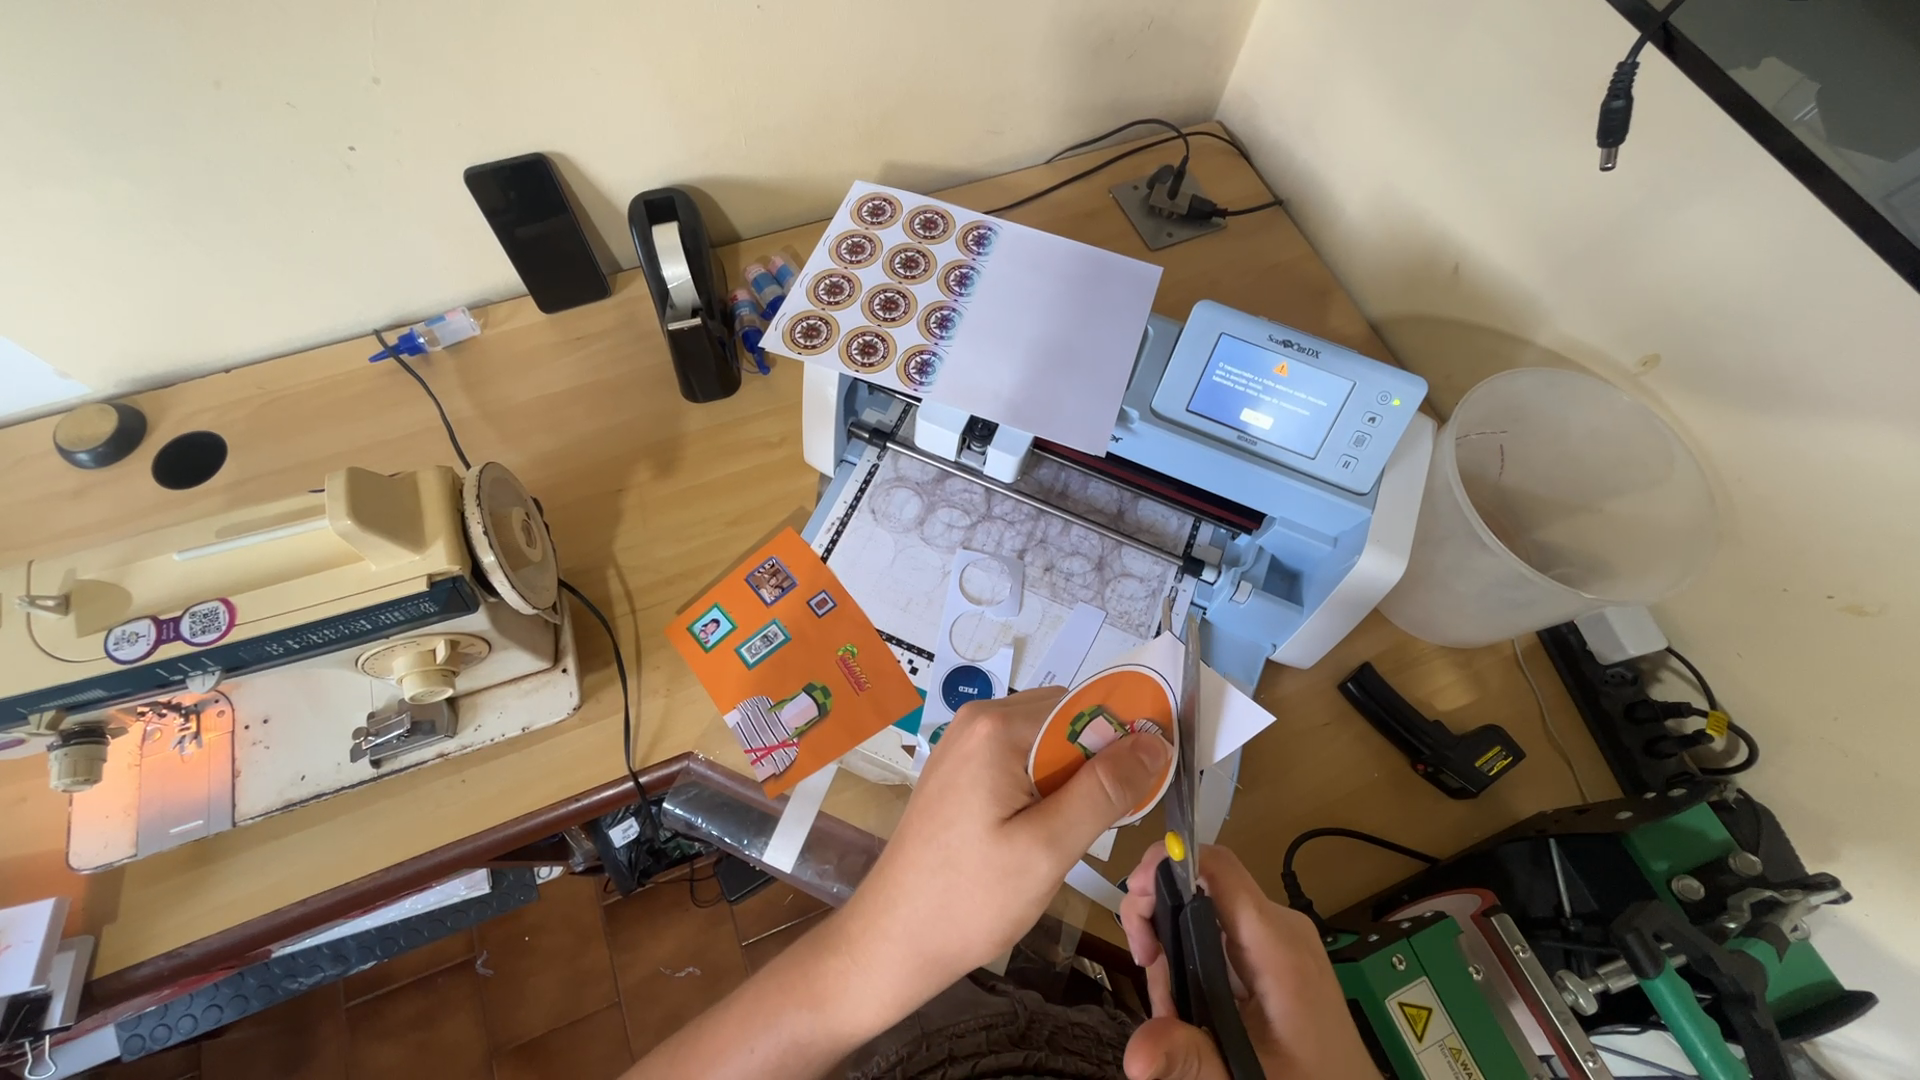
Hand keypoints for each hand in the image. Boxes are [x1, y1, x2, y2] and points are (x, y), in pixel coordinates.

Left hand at [838, 687, 1170, 1008]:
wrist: (893, 938)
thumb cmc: (969, 899)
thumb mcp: (1049, 847)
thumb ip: (1105, 790)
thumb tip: (1156, 742)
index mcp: (998, 726)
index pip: (1086, 707)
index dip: (1125, 740)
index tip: (1149, 785)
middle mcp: (979, 719)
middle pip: (1067, 720)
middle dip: (1096, 762)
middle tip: (1104, 822)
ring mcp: (965, 742)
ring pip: (1047, 741)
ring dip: (1072, 778)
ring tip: (1068, 834)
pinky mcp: (961, 768)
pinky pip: (1021, 758)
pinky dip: (1044, 786)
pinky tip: (1041, 830)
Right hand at [1119, 843, 1376, 1079]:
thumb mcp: (1247, 1078)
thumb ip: (1191, 1059)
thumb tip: (1135, 1051)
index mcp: (1278, 946)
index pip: (1217, 866)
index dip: (1167, 861)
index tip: (1134, 898)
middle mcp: (1280, 928)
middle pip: (1200, 887)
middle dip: (1159, 922)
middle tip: (1144, 967)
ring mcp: (1280, 938)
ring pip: (1204, 912)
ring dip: (1174, 951)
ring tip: (1172, 1010)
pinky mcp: (1276, 952)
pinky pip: (1220, 932)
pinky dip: (1193, 959)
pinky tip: (1191, 1007)